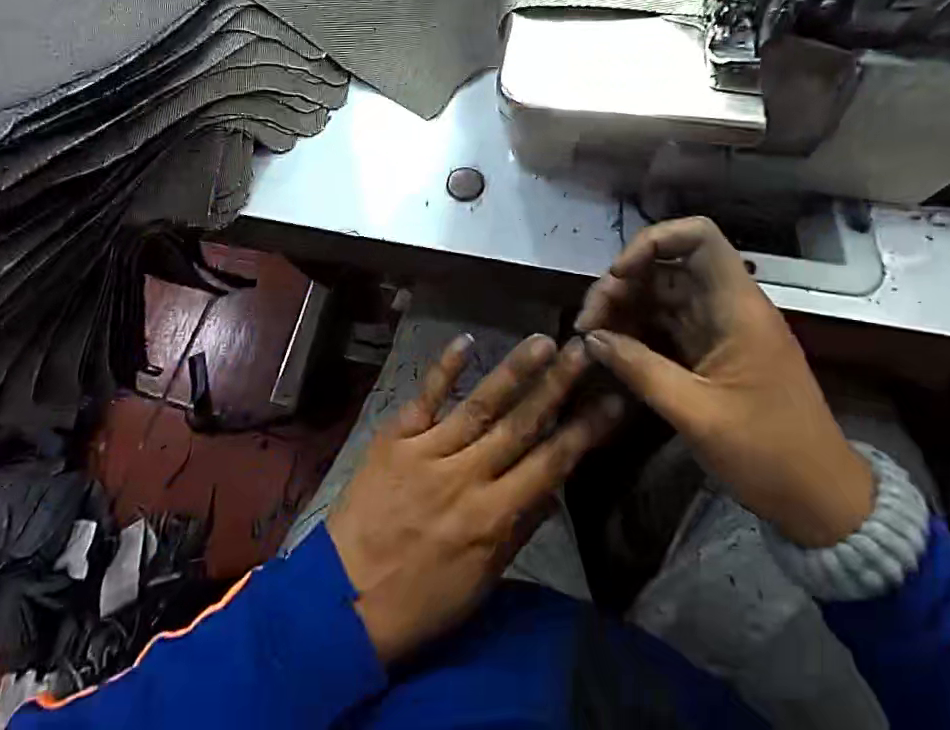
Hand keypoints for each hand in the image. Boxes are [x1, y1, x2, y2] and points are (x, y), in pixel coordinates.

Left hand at [326, 333, 621, 663]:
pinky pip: (423, 401)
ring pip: (480, 406)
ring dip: (514, 371)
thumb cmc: (420, 603)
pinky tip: (466, 341)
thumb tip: (555, 485)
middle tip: (586, 351)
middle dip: (558, 385)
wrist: (336, 607)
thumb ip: (520, 528)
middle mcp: (465, 478)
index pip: (551, 463)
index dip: (585, 430)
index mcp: (492, 517)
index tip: (613, 399)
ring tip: (544, 341)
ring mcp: (426, 454)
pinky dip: (444, 370)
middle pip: (522, 425)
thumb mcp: (482, 580)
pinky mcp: (393, 442)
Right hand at [575, 217, 872, 547]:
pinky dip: (642, 334)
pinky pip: (672, 328)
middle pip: (671, 267)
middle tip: (588, 323)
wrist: (820, 497)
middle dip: (625, 284)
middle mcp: (730, 307)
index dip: (653, 241)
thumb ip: (640, 369)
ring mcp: (723, 332)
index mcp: (738, 306)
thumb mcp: (696, 413)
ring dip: (628, 309)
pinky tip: (613, 351)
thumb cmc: (768, 452)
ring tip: (593, 338)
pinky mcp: (716, 356)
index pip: (699, 237)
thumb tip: (592, 339)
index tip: (618, 275)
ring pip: (667, 298)